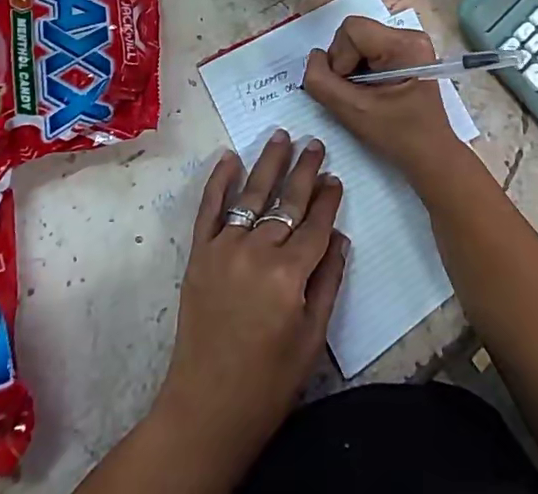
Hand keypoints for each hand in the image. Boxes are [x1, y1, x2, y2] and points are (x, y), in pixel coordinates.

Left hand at [154, 135, 346, 462]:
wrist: (209, 400)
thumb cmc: (271, 379)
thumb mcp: (314, 337)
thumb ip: (327, 282)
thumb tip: (339, 236)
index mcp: (289, 275)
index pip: (314, 225)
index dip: (327, 199)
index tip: (336, 175)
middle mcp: (255, 251)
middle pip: (284, 202)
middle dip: (302, 170)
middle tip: (314, 143)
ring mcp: (222, 248)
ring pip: (249, 196)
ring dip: (266, 164)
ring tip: (280, 137)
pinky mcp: (198, 253)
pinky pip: (208, 208)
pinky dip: (218, 181)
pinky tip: (229, 158)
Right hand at [301, 16, 461, 171]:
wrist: (428, 155)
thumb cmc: (397, 135)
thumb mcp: (351, 111)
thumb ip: (321, 81)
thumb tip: (314, 57)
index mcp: (405, 45)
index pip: (351, 31)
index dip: (340, 58)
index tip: (351, 88)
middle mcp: (409, 36)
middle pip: (352, 34)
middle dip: (343, 63)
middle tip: (355, 92)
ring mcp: (406, 44)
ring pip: (354, 42)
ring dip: (348, 67)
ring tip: (363, 93)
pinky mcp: (401, 53)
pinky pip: (363, 50)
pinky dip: (356, 69)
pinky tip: (368, 89)